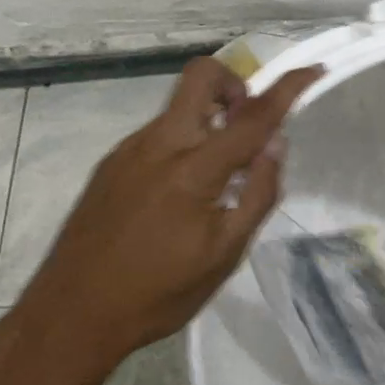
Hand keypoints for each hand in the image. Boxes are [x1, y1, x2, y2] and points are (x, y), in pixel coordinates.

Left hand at [15, 58, 323, 364]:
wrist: (71, 314)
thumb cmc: (157, 293)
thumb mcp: (223, 255)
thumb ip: (256, 194)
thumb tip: (276, 145)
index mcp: (193, 168)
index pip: (252, 116)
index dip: (287, 88)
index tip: (313, 70)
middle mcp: (158, 144)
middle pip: (200, 76)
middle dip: (233, 83)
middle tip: (246, 127)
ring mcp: (128, 150)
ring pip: (178, 108)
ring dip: (207, 122)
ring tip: (213, 182)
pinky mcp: (110, 163)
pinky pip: (157, 136)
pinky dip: (181, 146)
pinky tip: (176, 199)